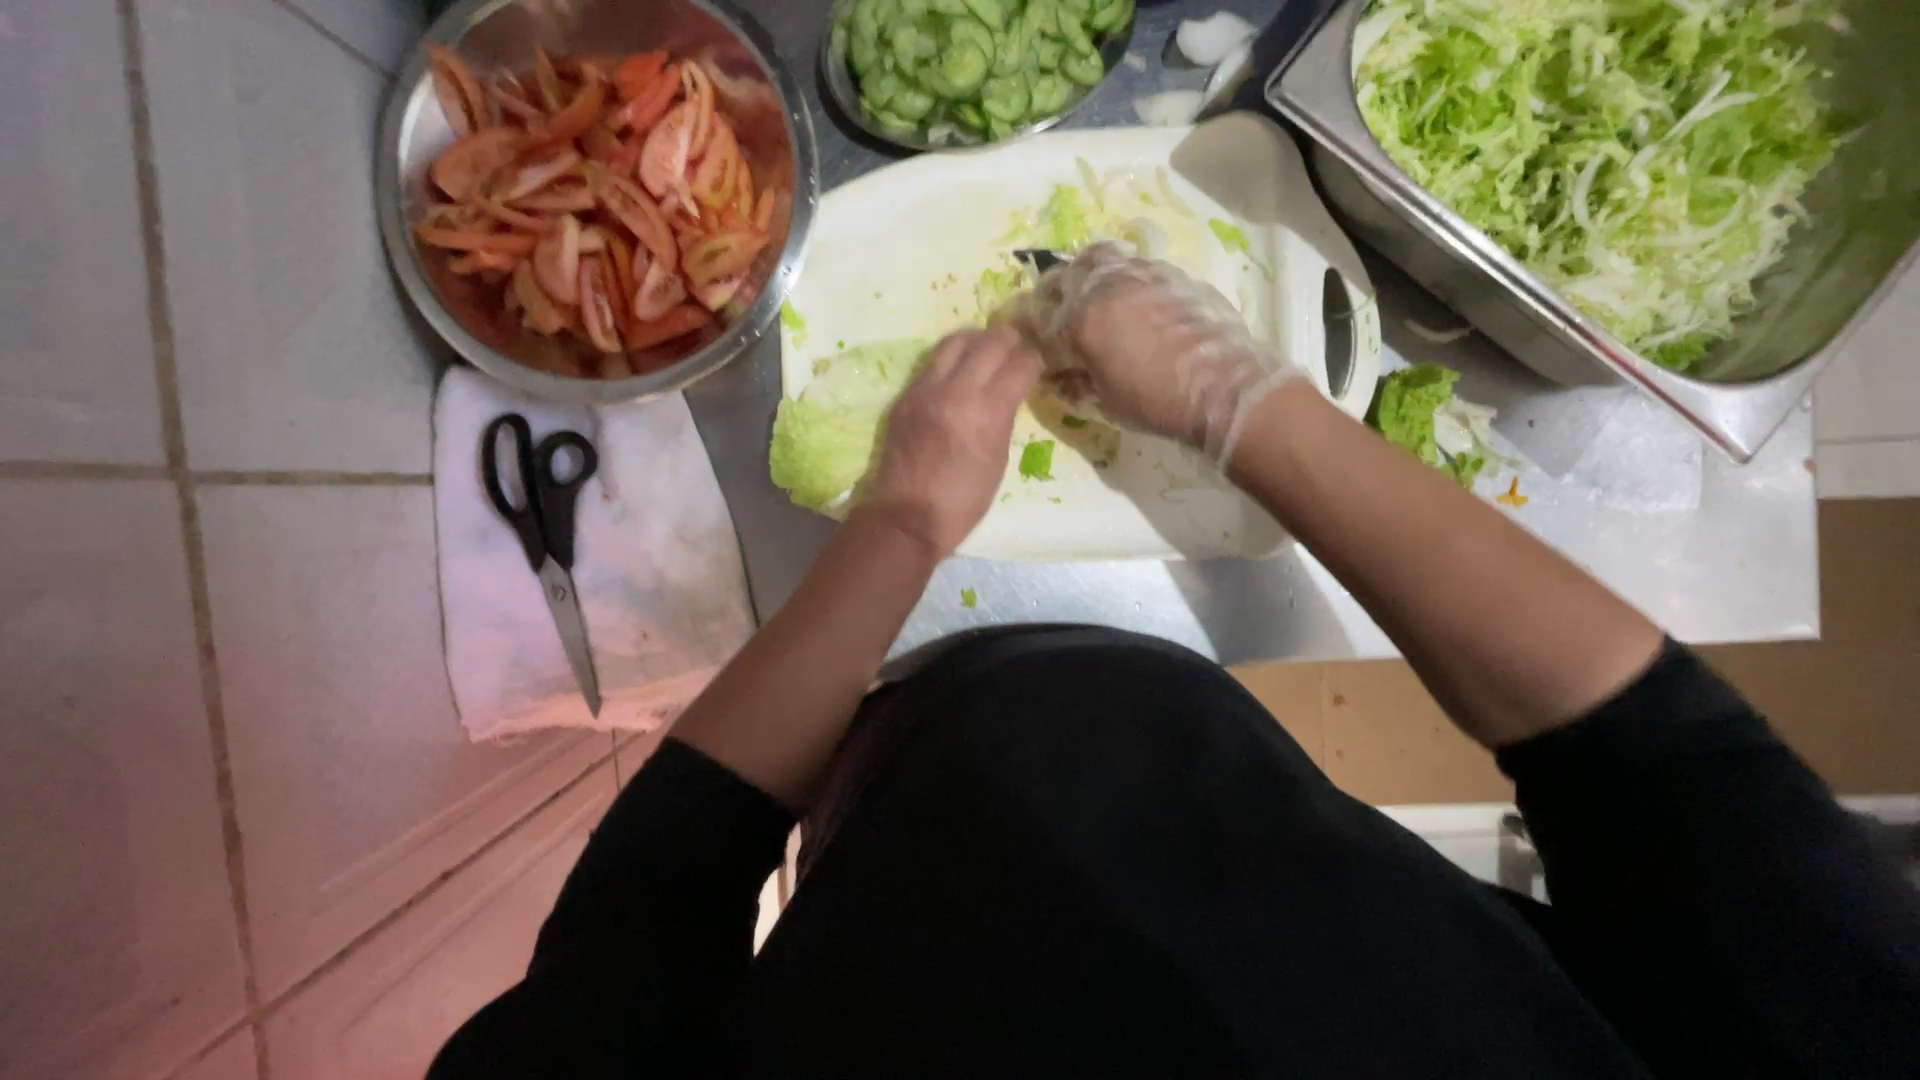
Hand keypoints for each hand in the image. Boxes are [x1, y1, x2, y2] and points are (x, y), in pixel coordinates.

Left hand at [857, 327, 1041, 557]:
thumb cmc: (962, 502)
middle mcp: (956, 390)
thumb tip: (1008, 392)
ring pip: (956, 340)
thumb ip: (1004, 418)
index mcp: (986, 412)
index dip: (1034, 360)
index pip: (1020, 364)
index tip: (1038, 365)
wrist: (906, 517)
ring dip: (977, 341)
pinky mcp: (905, 395)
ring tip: (986, 354)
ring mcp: (925, 389)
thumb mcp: (998, 460)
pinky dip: (952, 359)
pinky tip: (959, 373)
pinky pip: (933, 361)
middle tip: (1016, 351)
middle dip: (1010, 341)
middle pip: (990, 340)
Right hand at [1006, 242, 1306, 464]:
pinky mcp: (1174, 274)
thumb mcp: (1105, 403)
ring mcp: (1142, 273)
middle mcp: (1105, 286)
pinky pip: (1137, 265)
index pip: (1036, 317)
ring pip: (1099, 258)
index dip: (1024, 329)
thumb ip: (1075, 384)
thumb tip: (1058, 378)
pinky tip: (1133, 300)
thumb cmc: (1157, 403)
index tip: (1021, 337)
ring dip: (1087, 274)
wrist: (1225, 388)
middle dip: (1051, 293)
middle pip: (1063, 275)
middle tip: (1054, 313)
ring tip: (1092, 294)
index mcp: (1080, 321)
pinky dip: (1124, 278)